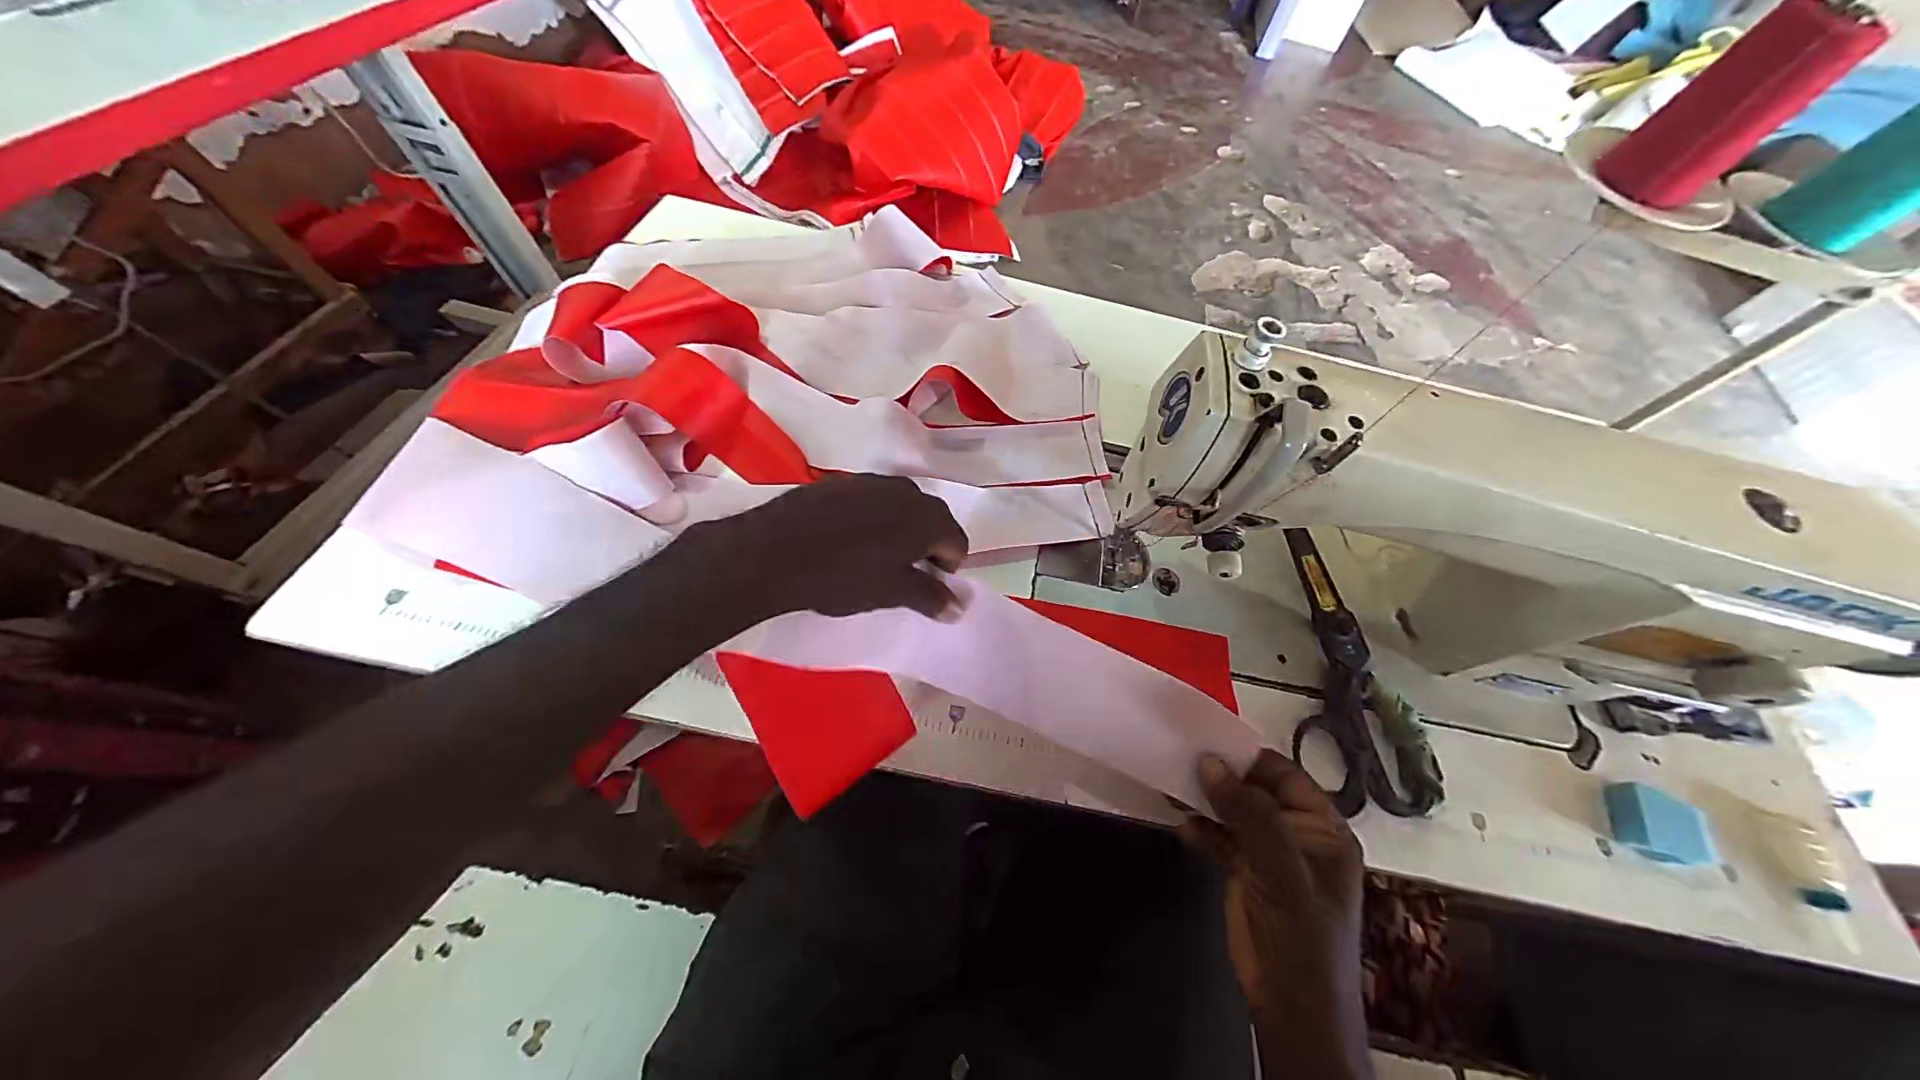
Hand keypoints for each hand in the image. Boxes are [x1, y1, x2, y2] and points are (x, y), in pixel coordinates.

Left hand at [687, 473, 968, 620]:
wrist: (772, 551)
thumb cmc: (842, 576)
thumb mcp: (891, 592)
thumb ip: (930, 596)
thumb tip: (958, 608)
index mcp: (926, 516)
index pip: (957, 542)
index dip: (946, 568)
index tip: (924, 587)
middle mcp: (905, 490)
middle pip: (931, 521)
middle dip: (924, 547)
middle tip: (901, 575)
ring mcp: (871, 481)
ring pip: (899, 509)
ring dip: (896, 532)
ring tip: (871, 559)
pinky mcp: (839, 482)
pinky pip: (870, 502)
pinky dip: (869, 521)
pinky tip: (844, 542)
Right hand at [1184, 751, 1372, 1079]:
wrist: (1291, 1004)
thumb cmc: (1299, 933)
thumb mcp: (1279, 868)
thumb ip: (1247, 813)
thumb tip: (1209, 762)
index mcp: (1322, 828)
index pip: (1285, 776)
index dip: (1248, 757)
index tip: (1206, 737)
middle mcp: (1297, 834)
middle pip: (1255, 791)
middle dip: (1220, 776)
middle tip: (1179, 755)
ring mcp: (1270, 854)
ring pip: (1234, 813)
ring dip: (1205, 800)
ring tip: (1170, 784)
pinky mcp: (1245, 872)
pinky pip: (1221, 837)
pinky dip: (1200, 828)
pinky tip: (1179, 823)